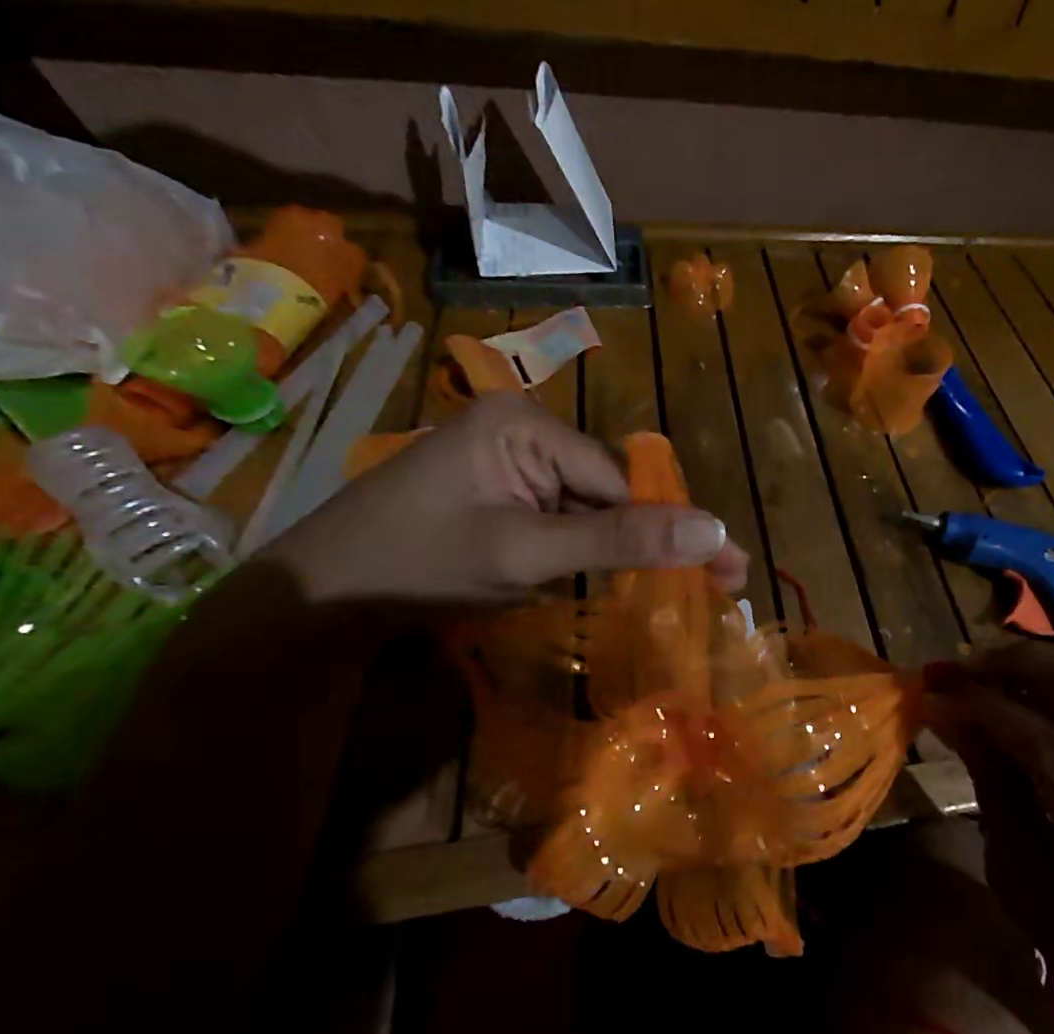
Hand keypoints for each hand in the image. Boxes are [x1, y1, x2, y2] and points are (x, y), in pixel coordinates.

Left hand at [264, 393, 750, 602]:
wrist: (327, 588)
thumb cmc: (419, 564)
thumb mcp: (524, 554)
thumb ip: (617, 539)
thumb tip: (716, 529)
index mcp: (527, 422)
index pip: (618, 478)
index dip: (666, 529)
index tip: (726, 573)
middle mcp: (519, 425)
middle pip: (602, 487)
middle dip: (638, 538)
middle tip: (707, 586)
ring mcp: (501, 456)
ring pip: (578, 504)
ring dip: (602, 547)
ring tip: (649, 591)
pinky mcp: (488, 485)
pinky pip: (548, 512)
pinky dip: (568, 547)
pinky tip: (577, 576)